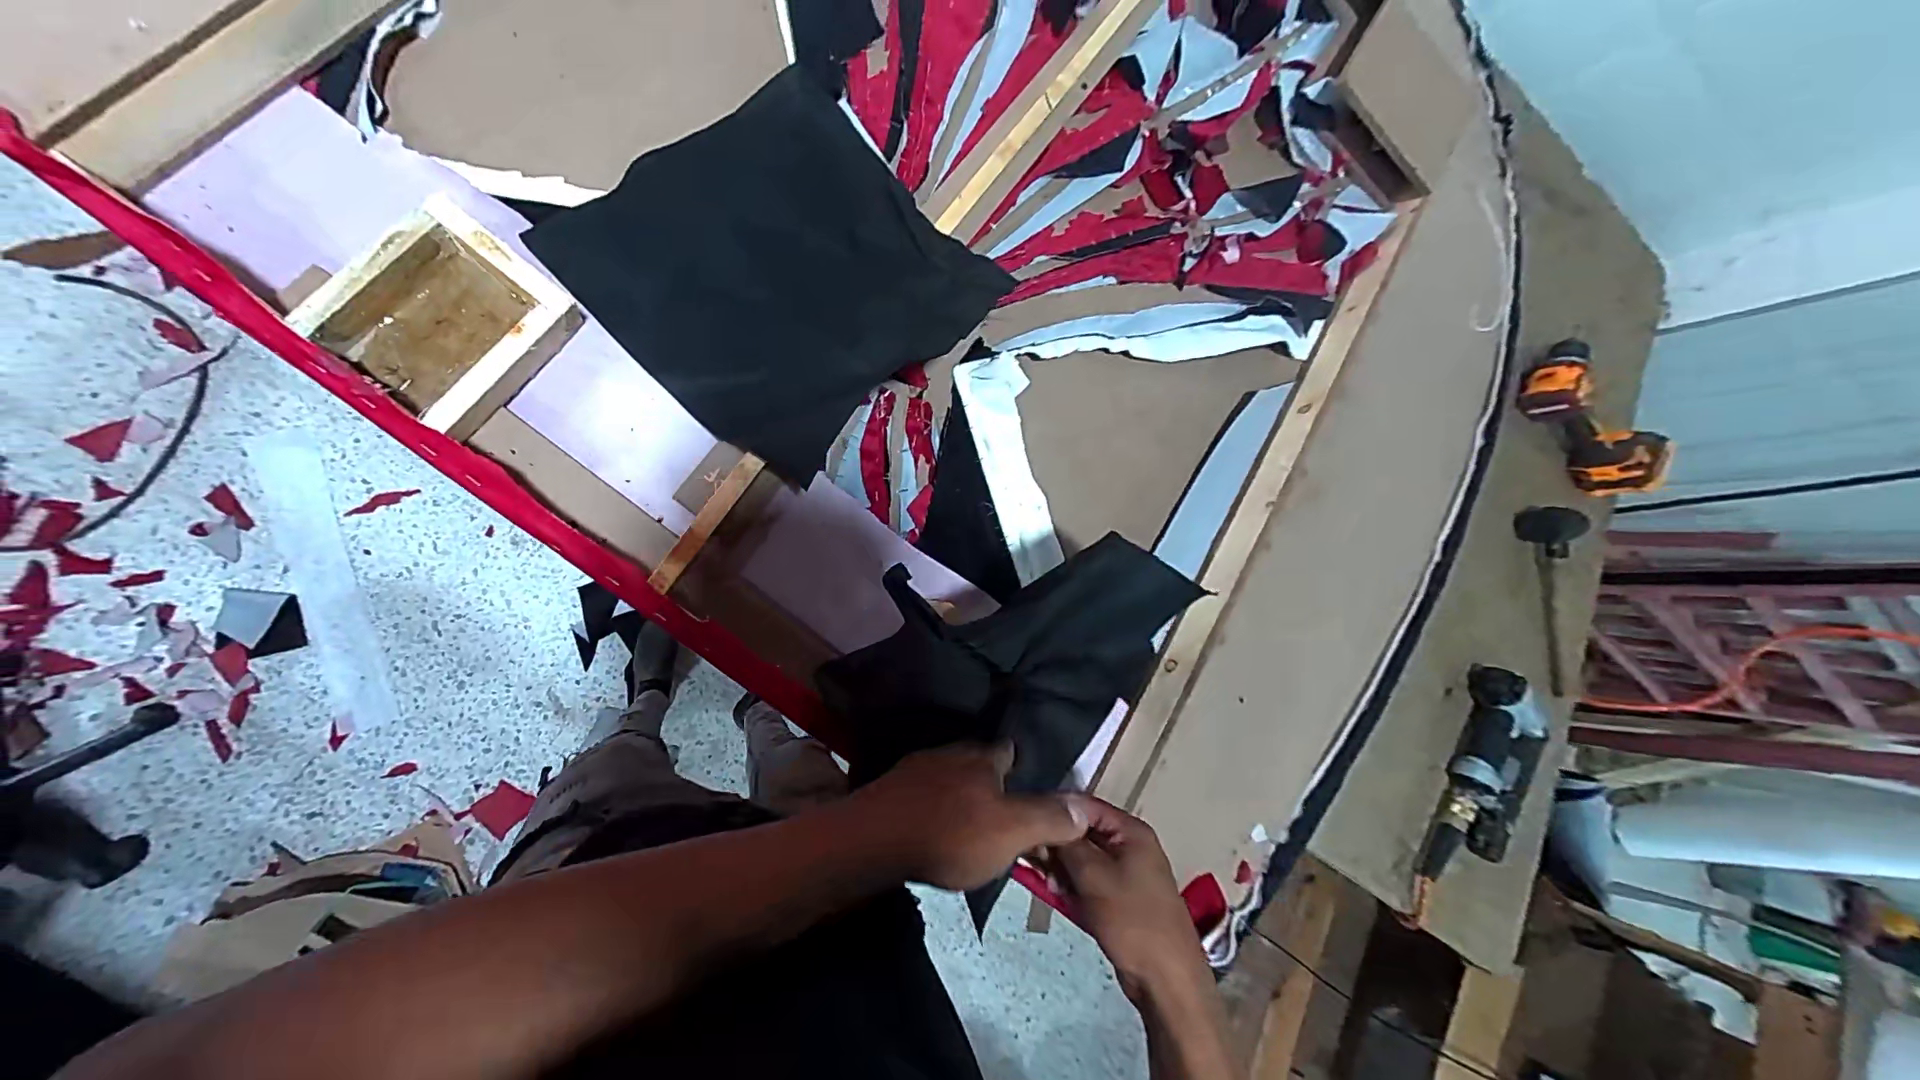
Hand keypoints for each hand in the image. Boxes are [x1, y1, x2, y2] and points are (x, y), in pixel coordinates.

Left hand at [848, 743, 1088, 890]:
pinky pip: (921, 791)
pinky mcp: (891, 788)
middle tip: (997, 810)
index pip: (1008, 750)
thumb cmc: (951, 835)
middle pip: (977, 762)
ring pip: (947, 775)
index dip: (1020, 768)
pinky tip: (929, 824)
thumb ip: (1049, 818)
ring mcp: (916, 768)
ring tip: (964, 819)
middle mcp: (950, 753)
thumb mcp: (1012, 832)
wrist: (874, 841)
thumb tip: (1084, 807)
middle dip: (987, 781)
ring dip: (956, 792)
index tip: (1026, 786)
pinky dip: (930, 804)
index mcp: (982, 758)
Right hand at [1047, 798, 1208, 1001]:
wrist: (1166, 980)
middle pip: (1082, 831)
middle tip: (1034, 859)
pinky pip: (1088, 879)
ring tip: (1048, 883)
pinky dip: (1072, 886)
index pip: (1085, 805)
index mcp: (1130, 831)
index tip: (1027, 821)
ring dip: (1062, 869)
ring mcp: (1124, 871)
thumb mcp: (1094, 876)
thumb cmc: (1133, 920)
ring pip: (1081, 857)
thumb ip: (1068, 844)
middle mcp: (1128, 845)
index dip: (1055, 810)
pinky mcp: (1118, 896)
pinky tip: (1059, 896)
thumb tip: (1046, 821)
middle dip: (1057, 845)